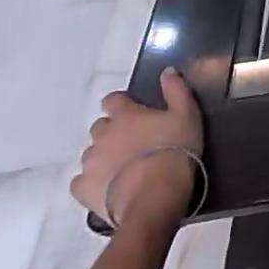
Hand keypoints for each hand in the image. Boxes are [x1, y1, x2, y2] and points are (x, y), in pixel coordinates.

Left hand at [71, 67, 202, 228]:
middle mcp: (102, 134)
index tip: (133, 113)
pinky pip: (81, 182)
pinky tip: (106, 190)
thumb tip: (167, 70)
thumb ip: (177, 91)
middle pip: (101, 127)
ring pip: (92, 154)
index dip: (122, 105)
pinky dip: (91, 183)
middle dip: (112, 133)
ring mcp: (90, 162)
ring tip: (123, 171)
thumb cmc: (175, 152)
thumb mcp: (187, 116)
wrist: (155, 197)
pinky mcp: (83, 188)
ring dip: (103, 158)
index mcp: (125, 115)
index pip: (113, 100)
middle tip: (133, 146)